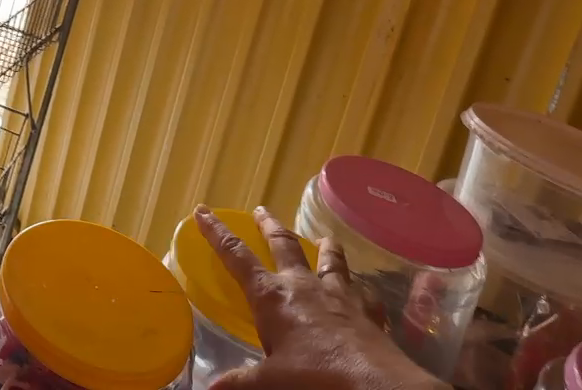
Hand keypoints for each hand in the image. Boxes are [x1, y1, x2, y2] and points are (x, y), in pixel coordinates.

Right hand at [195, 205, 447, 389]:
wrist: (377, 389)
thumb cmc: (314, 379)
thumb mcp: (269, 383)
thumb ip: (239, 381)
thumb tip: (209, 388)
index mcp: (272, 296)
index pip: (237, 257)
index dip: (217, 233)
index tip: (204, 211)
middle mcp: (304, 287)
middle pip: (284, 246)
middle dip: (270, 227)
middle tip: (261, 210)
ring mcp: (341, 297)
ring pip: (331, 261)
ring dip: (326, 249)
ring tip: (325, 238)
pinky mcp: (370, 315)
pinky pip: (367, 295)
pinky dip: (363, 290)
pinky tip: (365, 292)